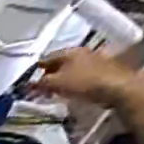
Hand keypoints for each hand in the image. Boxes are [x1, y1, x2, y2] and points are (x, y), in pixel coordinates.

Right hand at [29, 47, 143, 105]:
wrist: (115, 86)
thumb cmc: (83, 82)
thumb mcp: (55, 83)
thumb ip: (40, 83)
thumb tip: (29, 84)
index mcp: (68, 52)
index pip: (45, 58)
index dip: (35, 70)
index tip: (28, 82)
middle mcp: (80, 52)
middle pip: (57, 63)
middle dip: (47, 74)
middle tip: (38, 87)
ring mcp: (90, 59)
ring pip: (68, 68)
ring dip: (58, 78)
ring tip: (51, 91)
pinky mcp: (98, 69)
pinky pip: (77, 74)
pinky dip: (69, 81)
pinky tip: (66, 90)